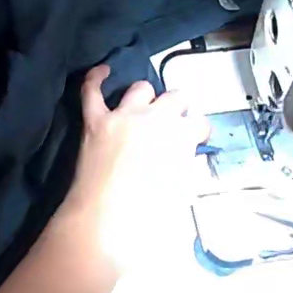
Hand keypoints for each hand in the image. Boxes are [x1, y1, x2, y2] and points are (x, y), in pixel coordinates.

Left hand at [55, 65, 208, 270]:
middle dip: (178, 109)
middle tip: (172, 124)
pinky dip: (96, 78)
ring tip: (146, 108)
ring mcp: (123, 116)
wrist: (103, 221)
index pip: (200, 122)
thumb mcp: (182, 193)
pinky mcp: (95, 121)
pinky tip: (103, 72)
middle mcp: (155, 118)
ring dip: (146, 97)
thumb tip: (188, 159)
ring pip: (141, 89)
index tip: (194, 140)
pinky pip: (92, 90)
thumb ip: (189, 169)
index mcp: (181, 136)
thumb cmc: (148, 215)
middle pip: (175, 97)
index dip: (198, 131)